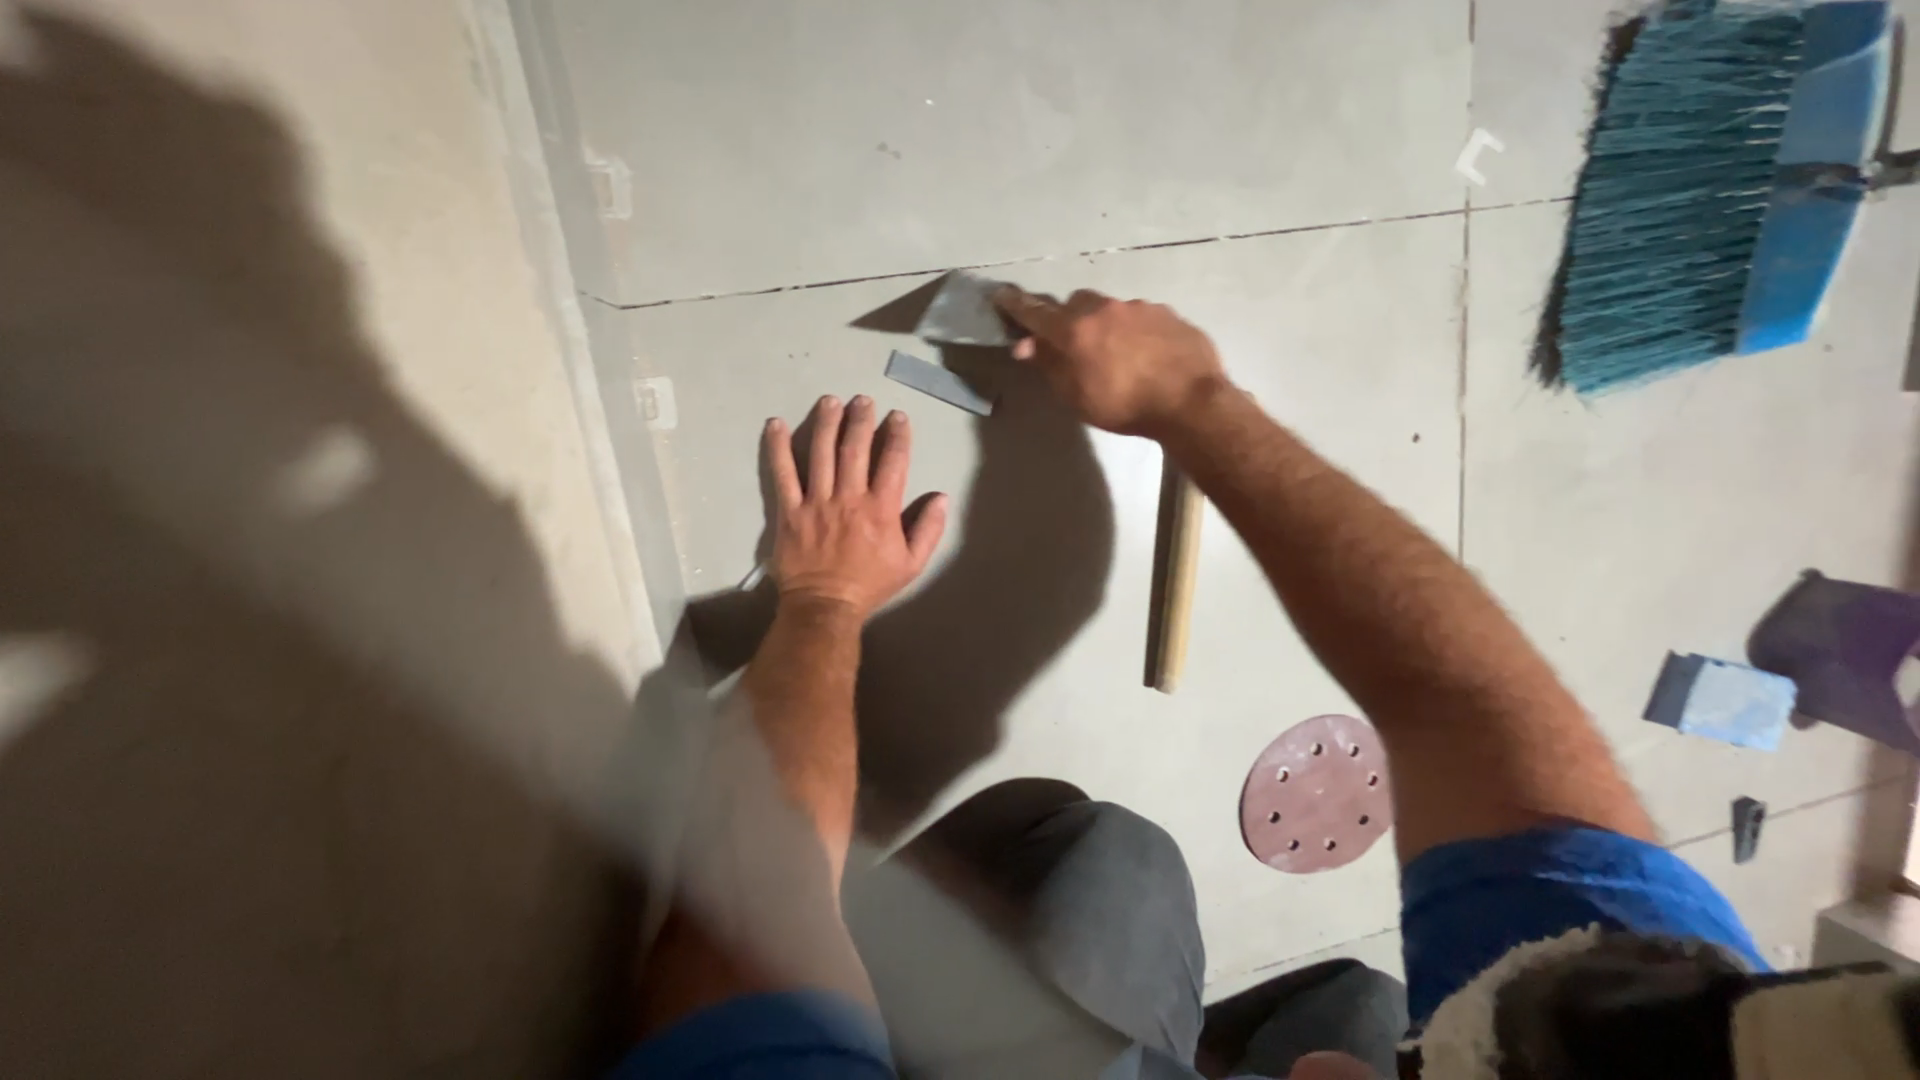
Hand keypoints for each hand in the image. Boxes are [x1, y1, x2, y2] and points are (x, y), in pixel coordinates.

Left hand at [764, 395, 948, 618]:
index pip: (892, 462)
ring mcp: (816, 502)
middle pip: (856, 449)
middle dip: (861, 420)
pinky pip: (783, 474)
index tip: (897, 417)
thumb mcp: (912, 564)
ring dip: (827, 423)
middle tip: (863, 400)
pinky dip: (779, 448)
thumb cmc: (871, 585)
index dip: (897, 435)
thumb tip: (940, 497)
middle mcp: (849, 498)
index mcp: (881, 509)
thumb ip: (928, 529)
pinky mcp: (790, 511)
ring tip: (831, 401)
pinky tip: (777, 424)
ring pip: (822, 453)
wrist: (826, 606)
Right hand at [993, 285, 1228, 437]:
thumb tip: (1026, 344)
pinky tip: (1147, 356)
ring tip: (1117, 355)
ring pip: (1112, 309)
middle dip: (1069, 318)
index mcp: (1075, 329)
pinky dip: (1136, 332)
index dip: (1016, 305)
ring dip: (1106, 325)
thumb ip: (1050, 365)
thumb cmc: (1124, 406)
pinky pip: (1143, 318)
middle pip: (1077, 303)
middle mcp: (1106, 308)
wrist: (1190, 402)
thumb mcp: (1076, 395)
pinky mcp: (1170, 315)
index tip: (1001, 295)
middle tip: (1073, 343)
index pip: (1036, 312)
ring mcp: (1141, 308)